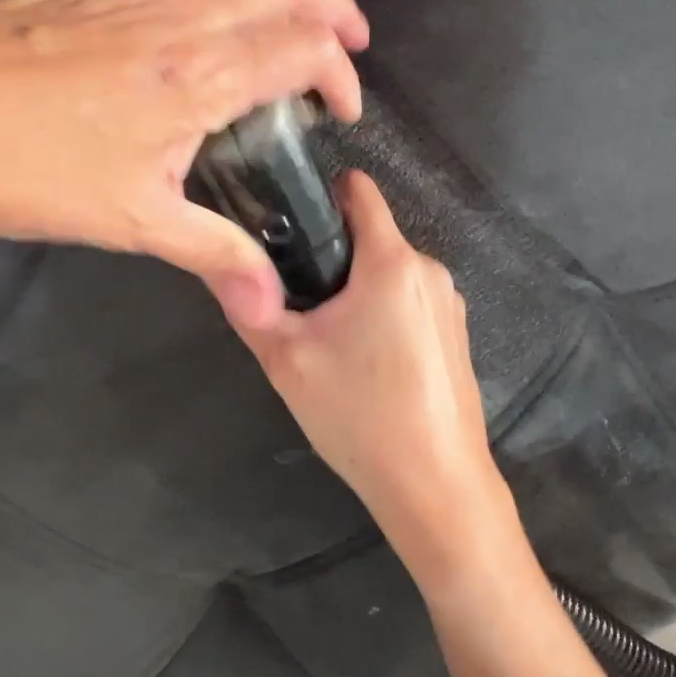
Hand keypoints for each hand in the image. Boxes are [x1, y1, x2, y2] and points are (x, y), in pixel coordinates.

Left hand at [0, 0, 369, 326]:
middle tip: (355, 25)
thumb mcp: (132, 223)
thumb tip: (271, 305)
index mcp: (197, 81)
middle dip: (330, 2)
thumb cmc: (29, 175)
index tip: (343, 109)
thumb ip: (214, 253)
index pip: (299, 51)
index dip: (339, 73)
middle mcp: (176, 19)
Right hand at [228, 172, 518, 573]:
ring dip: (356, 296)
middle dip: (331, 263)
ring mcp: (450, 305)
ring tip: (330, 349)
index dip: (318, 197)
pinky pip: (409, 307)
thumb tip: (217, 260)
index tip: (287, 229)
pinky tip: (367, 371)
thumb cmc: (359, 415)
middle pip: (369, 239)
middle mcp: (430, 270)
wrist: (435, 486)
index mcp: (393, 261)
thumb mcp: (285, 360)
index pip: (358, 191)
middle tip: (298, 311)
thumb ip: (248, 303)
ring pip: (388, 277)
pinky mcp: (457, 337)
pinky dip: (383, 321)